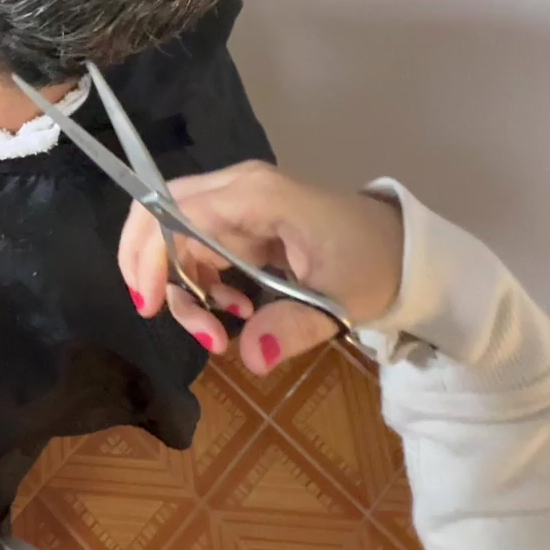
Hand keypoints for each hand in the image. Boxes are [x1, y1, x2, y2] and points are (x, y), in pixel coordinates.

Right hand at [117, 162, 403, 374]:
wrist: (406, 250)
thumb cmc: (376, 264)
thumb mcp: (340, 299)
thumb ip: (292, 325)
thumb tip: (251, 358)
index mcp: (256, 196)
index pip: (178, 213)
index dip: (152, 255)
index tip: (150, 304)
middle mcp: (233, 190)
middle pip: (157, 210)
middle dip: (143, 260)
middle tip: (150, 307)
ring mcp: (232, 203)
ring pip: (170, 234)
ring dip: (177, 284)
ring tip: (212, 331)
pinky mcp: (234, 221)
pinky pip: (192, 246)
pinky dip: (198, 282)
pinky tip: (232, 308)